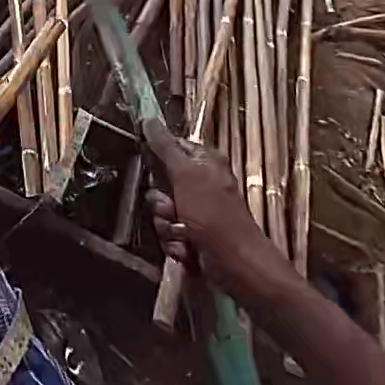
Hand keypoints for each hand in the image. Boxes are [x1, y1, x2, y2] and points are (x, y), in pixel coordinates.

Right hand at [143, 123, 264, 272]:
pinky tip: (187, 248)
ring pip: (160, 211)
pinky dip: (175, 242)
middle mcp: (198, 184)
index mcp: (203, 163)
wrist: (236, 266)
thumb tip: (148, 118)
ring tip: (184, 234)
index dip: (156, 157)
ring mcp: (195, 211)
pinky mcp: (191, 236)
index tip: (150, 166)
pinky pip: (167, 233)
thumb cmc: (214, 215)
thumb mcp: (186, 174)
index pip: (168, 147)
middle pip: (158, 183)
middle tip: (172, 208)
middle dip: (161, 201)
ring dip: (166, 224)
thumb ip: (164, 147)